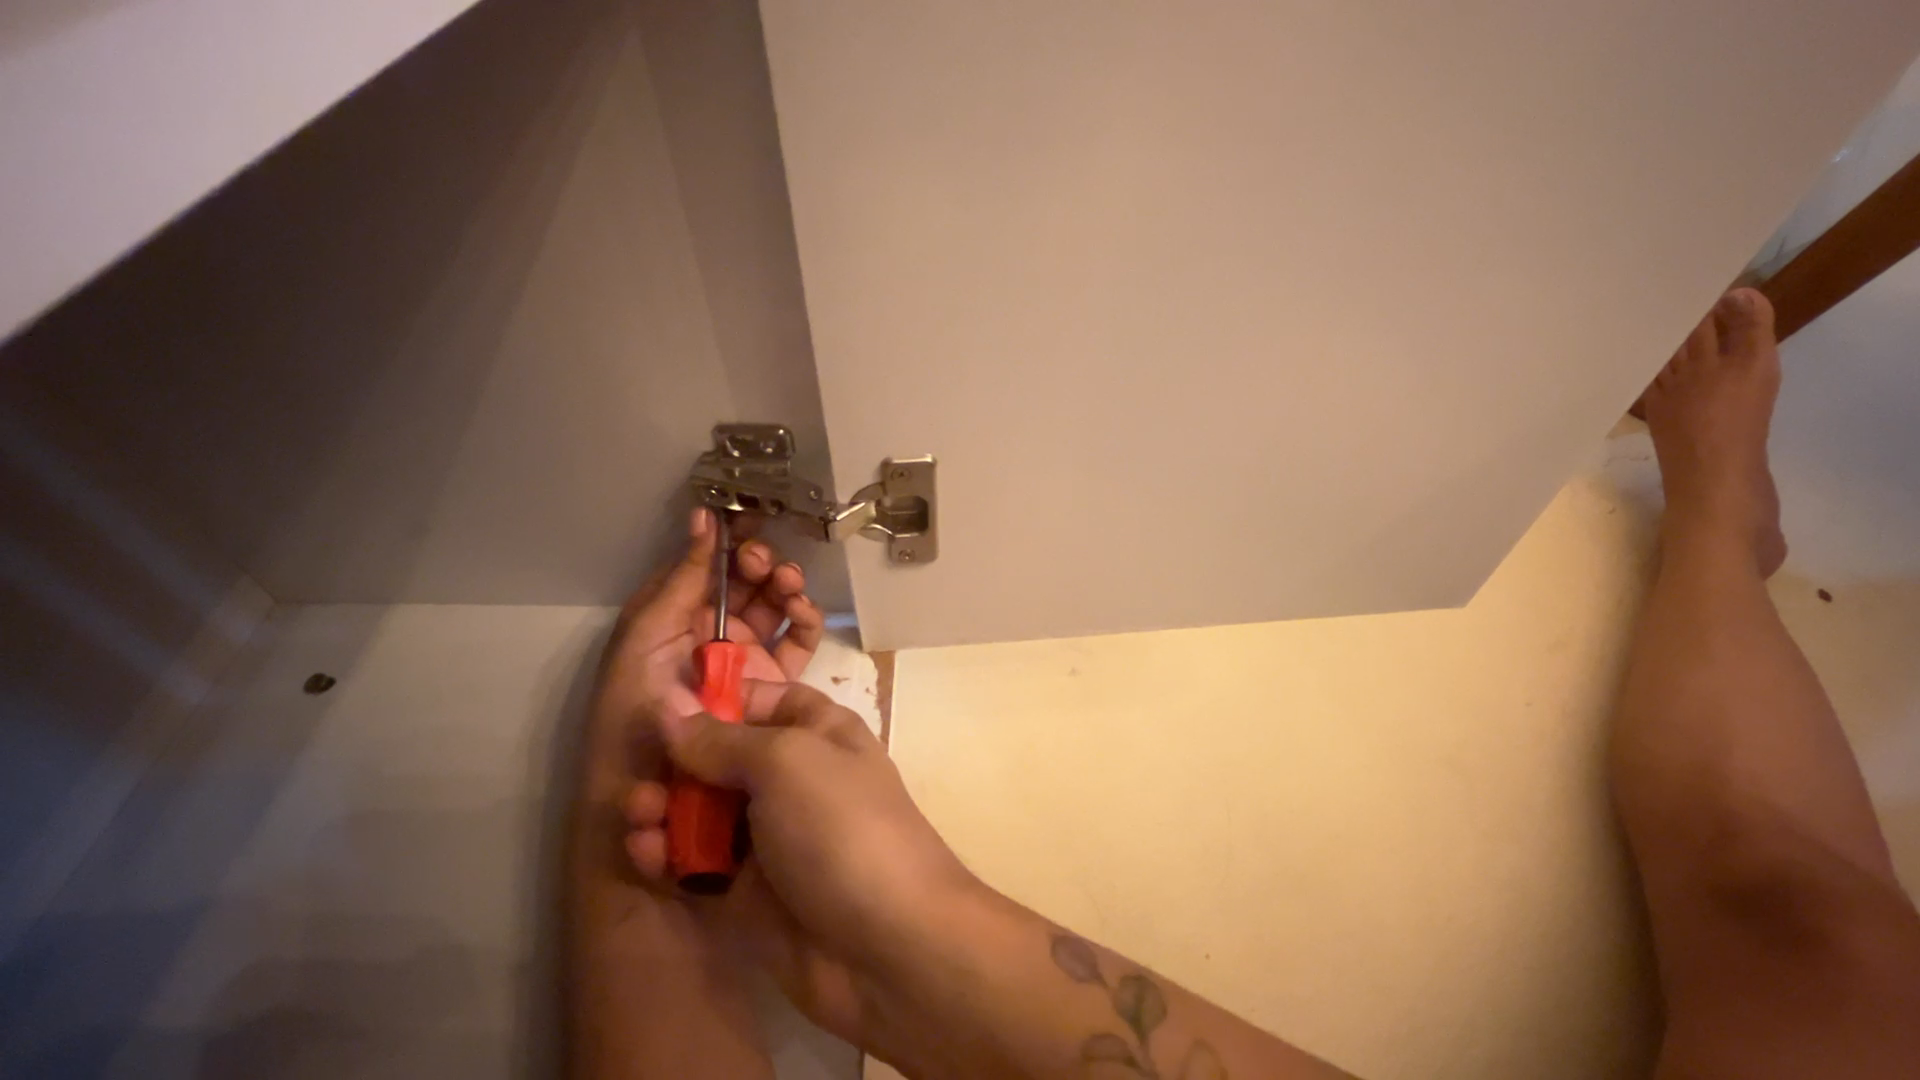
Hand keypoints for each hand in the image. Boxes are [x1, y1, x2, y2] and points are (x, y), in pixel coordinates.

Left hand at [594, 508, 822, 737]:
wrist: (646, 791)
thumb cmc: (632, 709)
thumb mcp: (644, 637)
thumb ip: (681, 580)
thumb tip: (703, 518)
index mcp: (677, 612)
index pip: (709, 562)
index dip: (730, 537)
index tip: (748, 515)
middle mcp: (714, 627)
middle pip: (748, 578)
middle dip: (759, 559)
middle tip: (759, 561)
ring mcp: (747, 654)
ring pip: (777, 603)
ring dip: (786, 583)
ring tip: (786, 582)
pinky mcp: (775, 681)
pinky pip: (799, 641)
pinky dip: (806, 620)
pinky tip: (800, 611)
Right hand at [624, 683, 982, 1045]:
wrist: (888, 947)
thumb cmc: (842, 828)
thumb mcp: (787, 762)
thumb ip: (722, 738)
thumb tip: (668, 706)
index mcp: (817, 732)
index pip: (759, 699)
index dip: (713, 699)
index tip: (660, 706)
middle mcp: (792, 777)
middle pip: (719, 755)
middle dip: (674, 761)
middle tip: (639, 775)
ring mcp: (769, 836)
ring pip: (701, 809)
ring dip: (662, 808)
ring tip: (637, 817)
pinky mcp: (746, 892)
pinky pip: (697, 861)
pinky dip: (667, 854)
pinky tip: (643, 853)